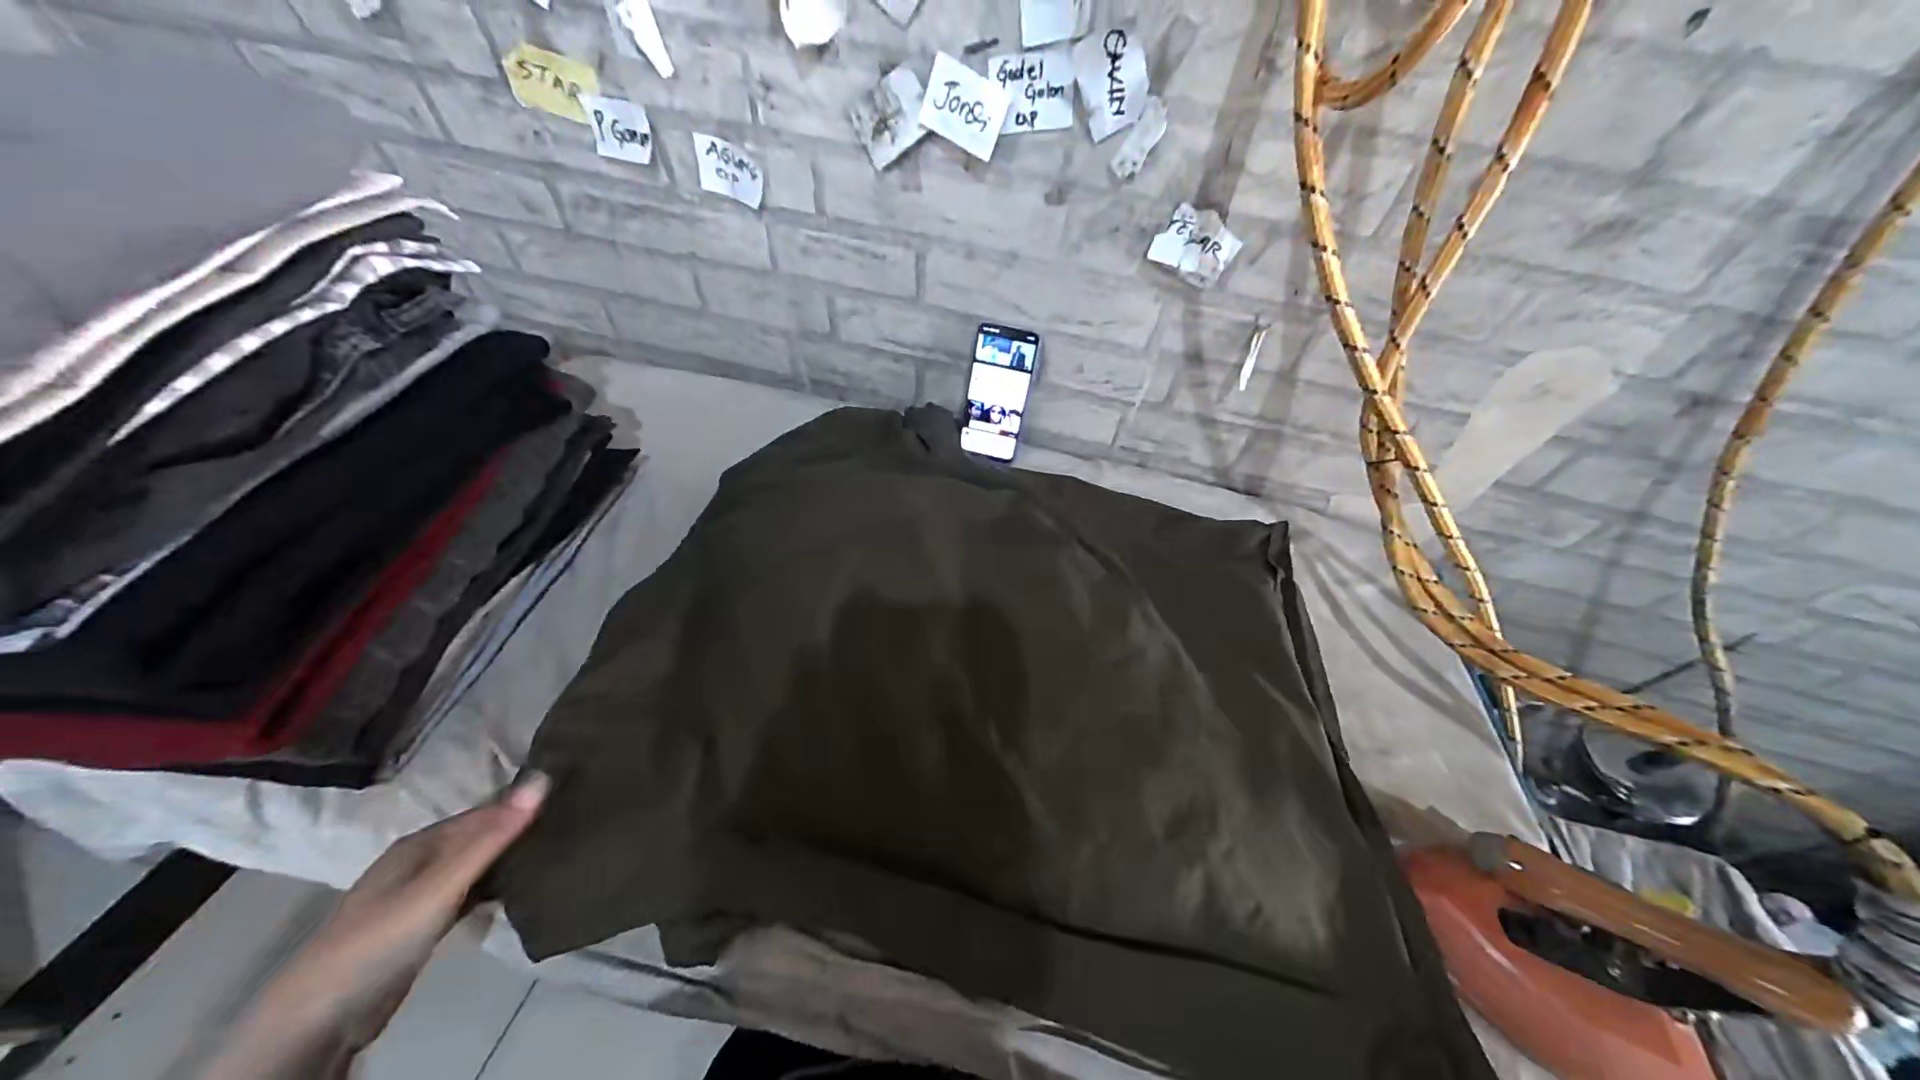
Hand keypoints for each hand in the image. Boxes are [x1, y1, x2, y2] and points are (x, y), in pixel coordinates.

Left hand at [203, 772, 548, 1078]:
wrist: (320, 1017)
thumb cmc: (382, 937)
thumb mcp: (442, 884)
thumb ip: (492, 836)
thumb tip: (543, 777)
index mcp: (422, 842)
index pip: (486, 811)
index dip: (524, 804)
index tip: (572, 800)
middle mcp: (421, 861)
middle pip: (481, 837)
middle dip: (521, 830)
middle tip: (573, 826)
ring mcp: (420, 895)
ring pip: (478, 865)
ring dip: (510, 859)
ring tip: (558, 852)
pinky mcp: (424, 926)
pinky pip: (471, 893)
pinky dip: (496, 888)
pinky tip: (521, 892)